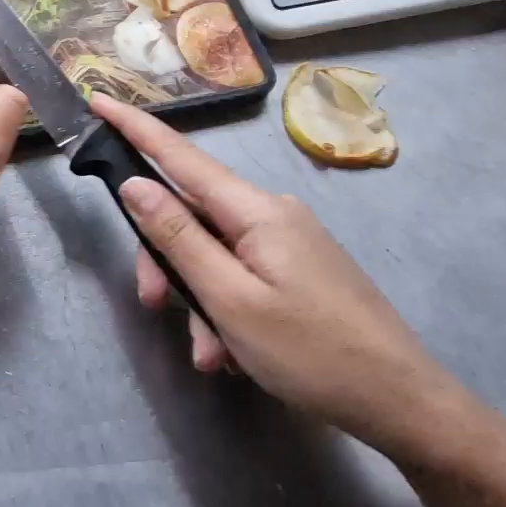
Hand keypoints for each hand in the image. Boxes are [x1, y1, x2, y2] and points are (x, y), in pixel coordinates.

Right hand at [91, 94, 462, 453]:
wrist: (407, 406)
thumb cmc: (313, 352)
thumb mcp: (230, 299)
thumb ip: (177, 237)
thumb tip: (135, 183)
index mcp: (256, 210)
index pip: (179, 156)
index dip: (135, 127)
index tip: (98, 100)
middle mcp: (271, 213)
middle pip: (190, 215)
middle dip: (164, 260)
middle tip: (154, 305)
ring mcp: (288, 241)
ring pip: (212, 252)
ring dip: (197, 298)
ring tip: (210, 353)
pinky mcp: (298, 269)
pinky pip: (239, 272)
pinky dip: (223, 307)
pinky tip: (231, 353)